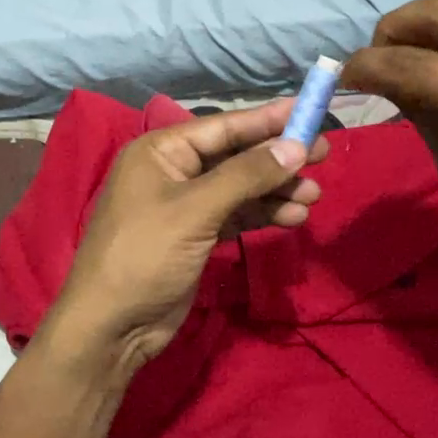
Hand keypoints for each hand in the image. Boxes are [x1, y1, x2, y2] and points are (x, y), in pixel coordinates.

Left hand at [41, 99, 327, 383]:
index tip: (310, 111)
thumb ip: (247, 176)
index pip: (222, 126)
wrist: (112, 326)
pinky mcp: (195, 236)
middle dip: (277, 158)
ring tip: (314, 196)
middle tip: (325, 155)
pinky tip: (293, 217)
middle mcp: (171, 171)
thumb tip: (296, 146)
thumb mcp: (196, 210)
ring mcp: (183, 205)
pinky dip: (263, 214)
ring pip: (239, 188)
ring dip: (275, 190)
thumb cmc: (146, 254)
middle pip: (234, 155)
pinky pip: (236, 215)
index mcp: (160, 151)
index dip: (267, 119)